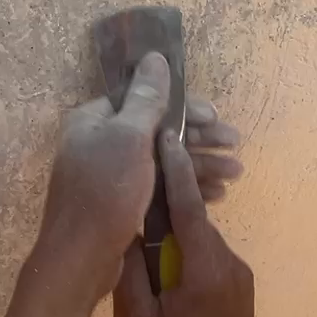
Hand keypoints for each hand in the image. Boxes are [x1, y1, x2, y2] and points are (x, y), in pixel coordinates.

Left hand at [38, 54, 243, 279]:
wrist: (80, 260)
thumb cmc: (105, 192)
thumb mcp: (129, 138)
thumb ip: (147, 99)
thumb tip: (155, 56)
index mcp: (95, 120)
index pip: (146, 101)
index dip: (183, 108)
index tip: (214, 117)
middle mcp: (102, 142)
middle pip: (159, 131)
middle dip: (200, 139)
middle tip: (235, 146)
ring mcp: (113, 174)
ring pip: (164, 161)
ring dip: (200, 164)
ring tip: (236, 174)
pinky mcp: (123, 202)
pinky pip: (160, 185)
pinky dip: (186, 187)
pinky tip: (216, 196)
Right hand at [112, 134, 258, 316]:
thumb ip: (130, 272)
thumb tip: (124, 230)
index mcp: (204, 267)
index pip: (188, 205)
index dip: (176, 168)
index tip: (167, 135)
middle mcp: (229, 262)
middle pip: (195, 221)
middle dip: (168, 207)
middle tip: (136, 197)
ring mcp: (240, 277)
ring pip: (201, 242)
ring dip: (176, 238)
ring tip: (146, 249)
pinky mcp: (242, 290)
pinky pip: (210, 260)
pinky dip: (189, 257)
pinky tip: (168, 277)